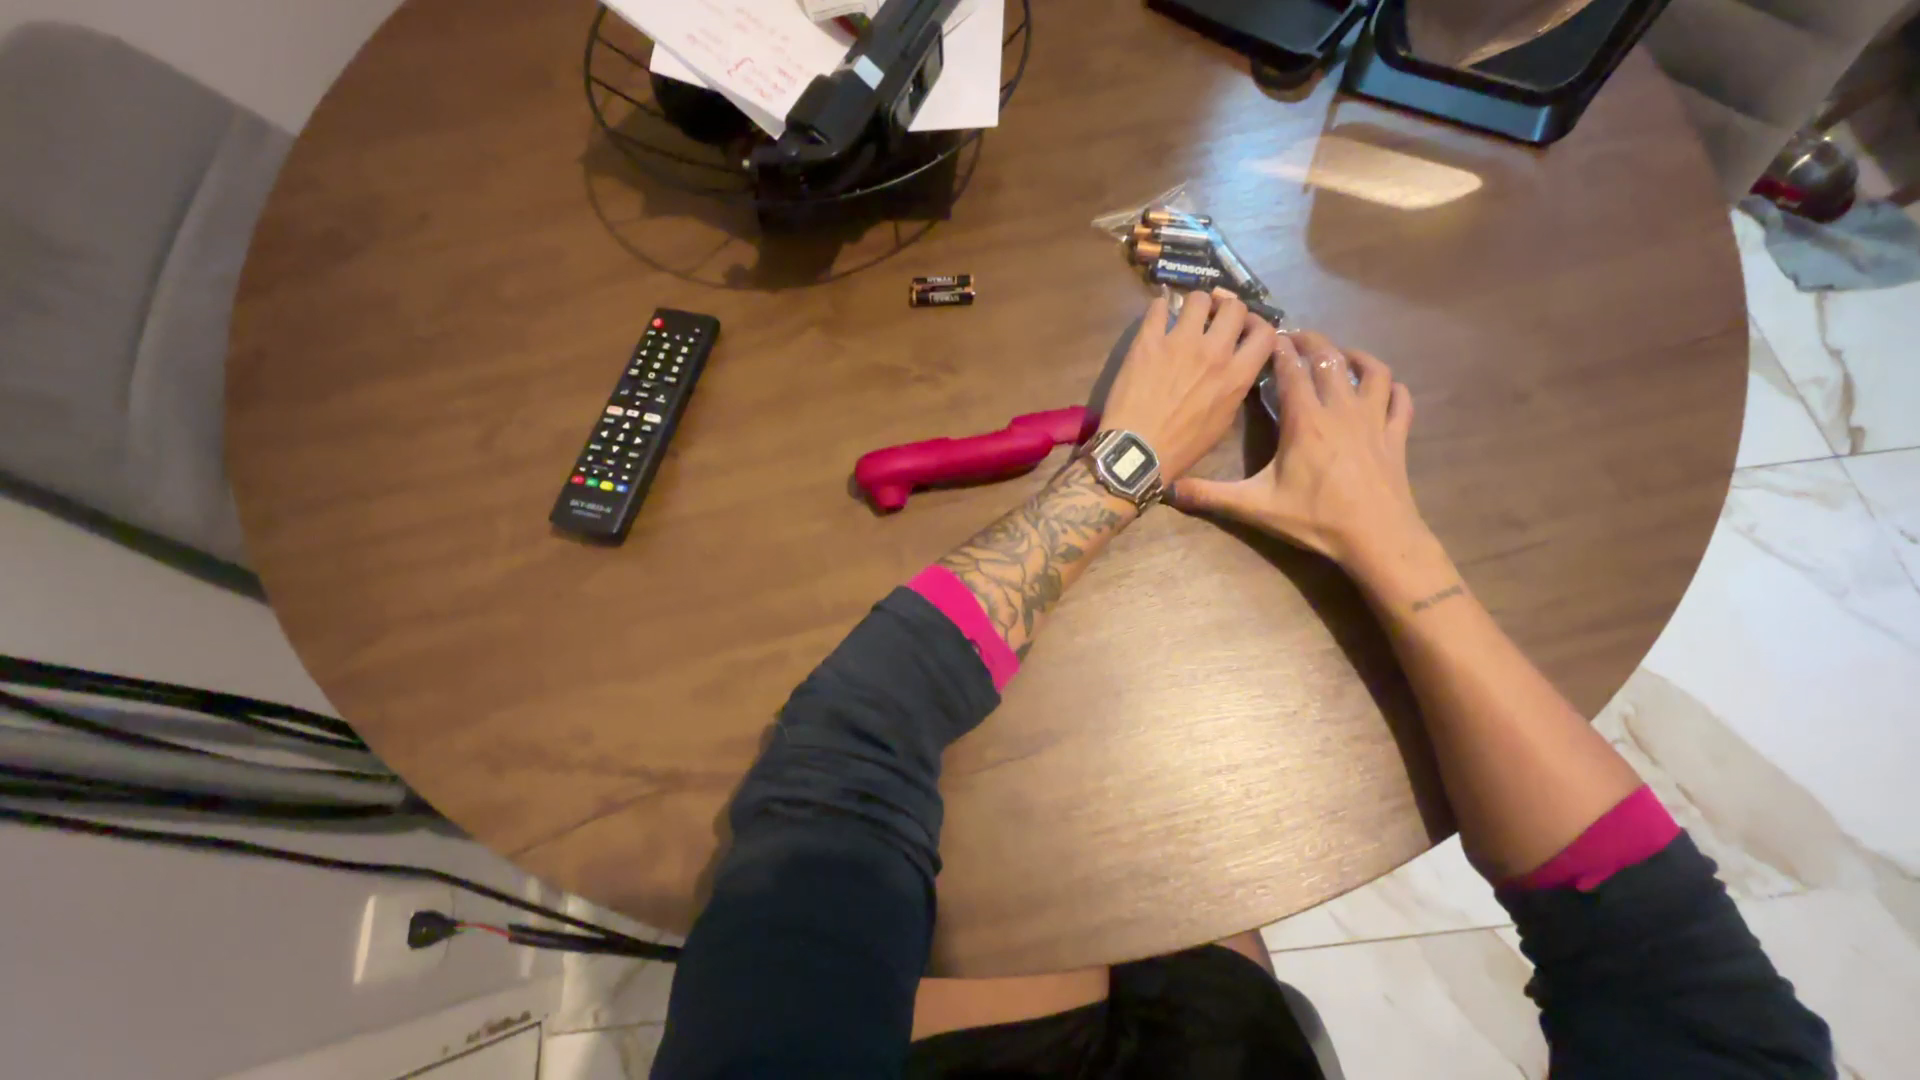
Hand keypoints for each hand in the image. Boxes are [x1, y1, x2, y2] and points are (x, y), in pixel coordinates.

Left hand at [1100, 290, 1276, 483]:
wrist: (1137, 450)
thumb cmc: (1182, 447)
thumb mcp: (1223, 423)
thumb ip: (1234, 389)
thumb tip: (1234, 370)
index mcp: (1236, 376)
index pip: (1266, 333)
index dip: (1258, 326)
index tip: (1246, 330)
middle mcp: (1213, 352)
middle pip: (1234, 307)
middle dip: (1228, 309)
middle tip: (1216, 319)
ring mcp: (1179, 343)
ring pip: (1198, 299)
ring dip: (1197, 304)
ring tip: (1188, 316)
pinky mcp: (1148, 342)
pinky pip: (1158, 307)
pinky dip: (1161, 308)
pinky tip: (1159, 317)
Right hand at [1171, 330, 1424, 567]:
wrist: (1377, 538)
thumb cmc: (1315, 519)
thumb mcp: (1255, 507)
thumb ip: (1211, 496)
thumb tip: (1168, 489)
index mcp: (1304, 420)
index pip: (1291, 370)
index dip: (1279, 348)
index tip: (1268, 333)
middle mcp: (1340, 410)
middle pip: (1329, 359)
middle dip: (1312, 342)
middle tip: (1297, 336)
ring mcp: (1374, 421)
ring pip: (1371, 371)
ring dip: (1354, 356)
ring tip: (1339, 354)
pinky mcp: (1396, 436)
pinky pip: (1400, 400)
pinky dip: (1392, 387)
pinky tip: (1383, 388)